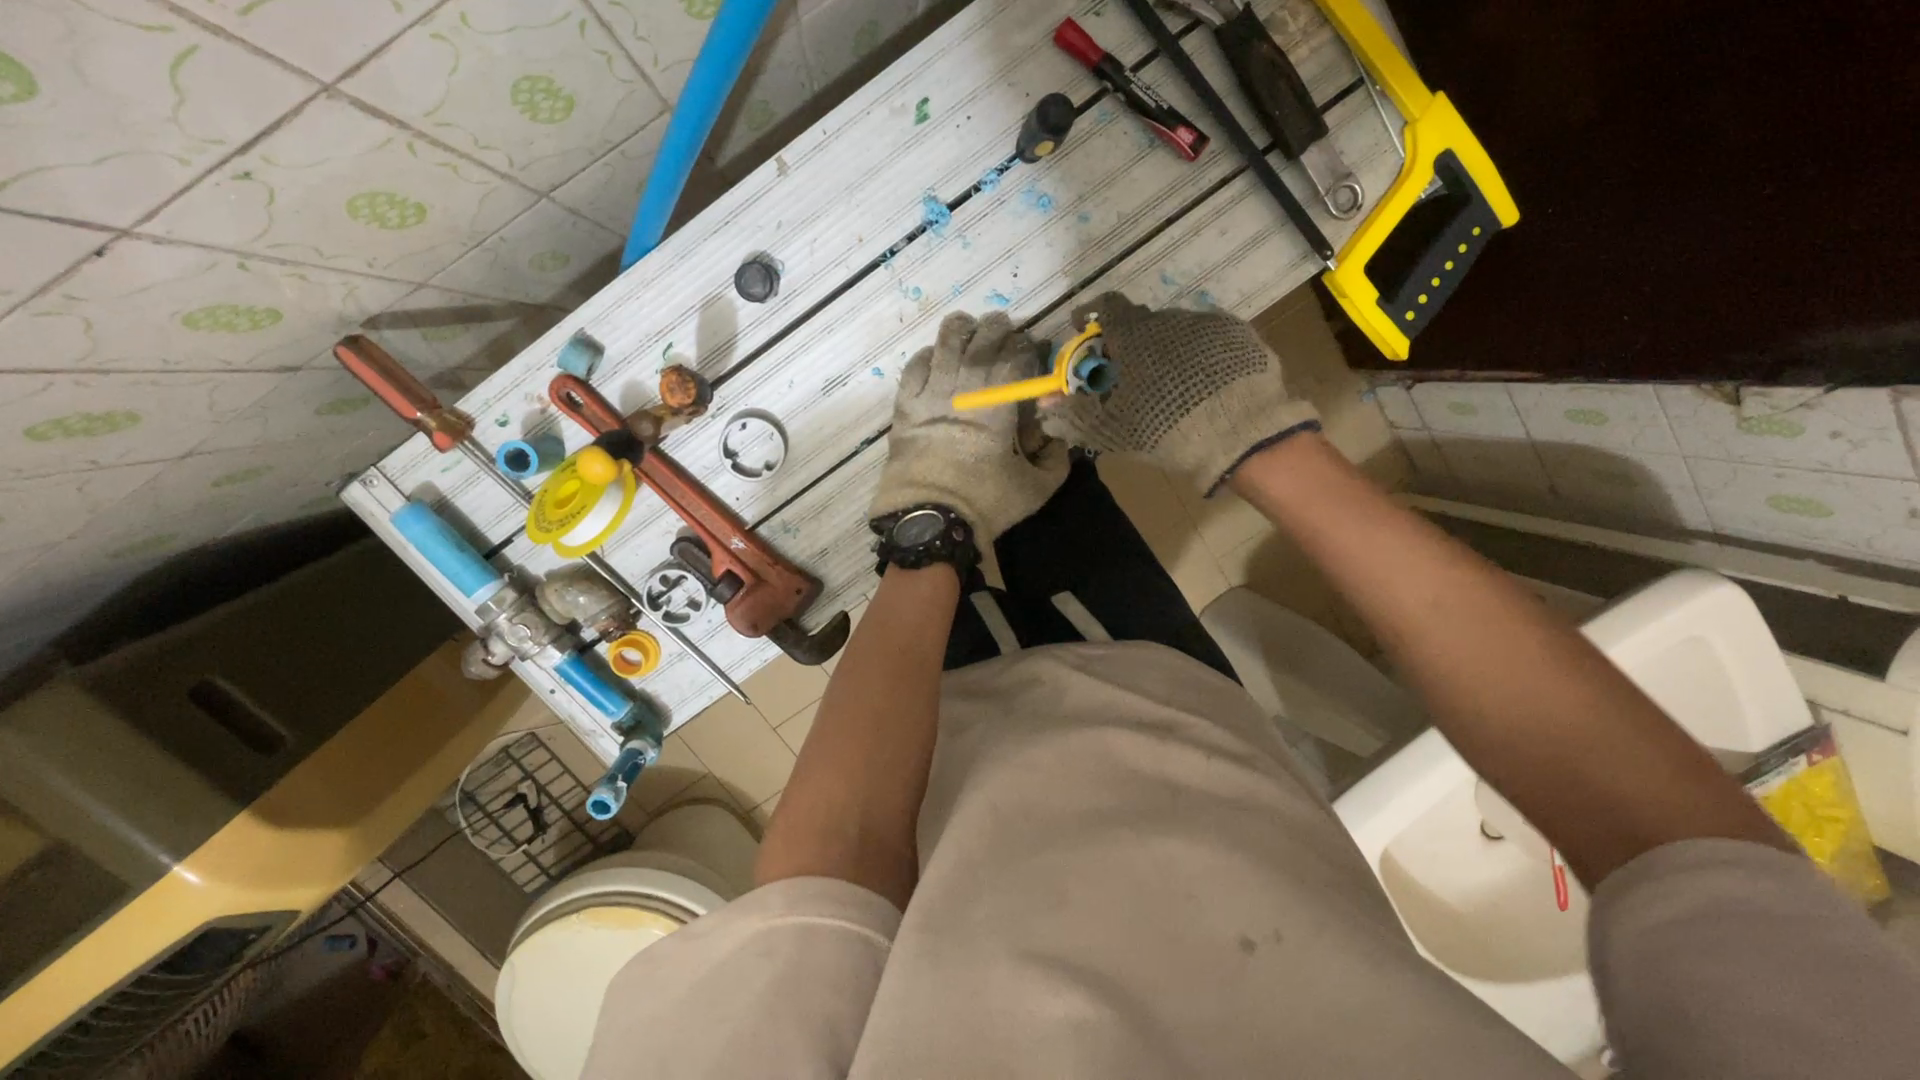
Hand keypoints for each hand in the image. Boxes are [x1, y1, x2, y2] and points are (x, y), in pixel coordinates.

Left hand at [869, 312, 1068, 540]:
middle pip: (981, 343)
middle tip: (1003, 325)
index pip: (1015, 359)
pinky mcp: (905, 408)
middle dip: (996, 328)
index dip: (1025, 346)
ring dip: (959, 329)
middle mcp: (965, 391)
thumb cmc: (986, 504)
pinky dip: (926, 355)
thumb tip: (1059, 439)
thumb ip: (1055, 460)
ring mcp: (931, 396)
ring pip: (944, 346)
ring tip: (968, 324)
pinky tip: (933, 354)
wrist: (930, 520)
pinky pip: (914, 368)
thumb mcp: (1036, 489)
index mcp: (999, 407)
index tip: (1031, 346)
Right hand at [1041, 292, 1319, 492]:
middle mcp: (1168, 319)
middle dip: (1133, 343)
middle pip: (1143, 323)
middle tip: (1132, 374)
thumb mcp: (1113, 430)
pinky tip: (1209, 385)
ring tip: (1175, 385)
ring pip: (1179, 331)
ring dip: (1170, 350)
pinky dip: (1203, 357)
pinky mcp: (1239, 336)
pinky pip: (1212, 340)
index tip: (1087, 329)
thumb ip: (1076, 414)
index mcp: (1133, 335)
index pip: (1107, 306)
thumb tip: (1044, 404)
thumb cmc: (1164, 428)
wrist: (1239, 432)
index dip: (1094, 315)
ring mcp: (1207, 324)